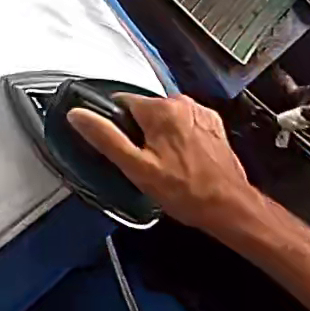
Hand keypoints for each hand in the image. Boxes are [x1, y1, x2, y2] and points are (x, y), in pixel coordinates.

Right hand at [67, 93, 262, 231]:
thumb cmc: (186, 191)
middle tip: (147, 162)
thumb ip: (105, 137)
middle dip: (140, 133)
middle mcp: (182, 104)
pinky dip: (179, 139)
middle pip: (143, 111)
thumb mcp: (136, 167)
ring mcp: (200, 114)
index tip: (127, 148)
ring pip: (164, 118)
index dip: (118, 126)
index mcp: (161, 109)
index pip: (121, 102)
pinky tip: (183, 162)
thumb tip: (78, 115)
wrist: (230, 208)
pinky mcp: (212, 125)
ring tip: (168, 166)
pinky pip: (184, 124)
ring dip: (160, 136)